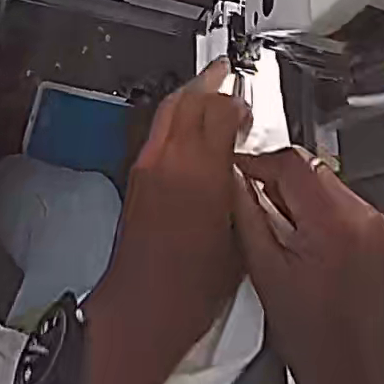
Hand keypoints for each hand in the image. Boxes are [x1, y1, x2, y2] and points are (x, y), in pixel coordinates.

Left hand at [79, 62, 248, 383]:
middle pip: (191, 99)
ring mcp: (150, 163)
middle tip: (227, 74)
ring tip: (207, 86)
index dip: (237, 103)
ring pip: (170, 107)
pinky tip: (187, 120)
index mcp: (201, 171)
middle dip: (211, 83)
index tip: (247, 106)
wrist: (142, 309)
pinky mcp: (137, 173)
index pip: (220, 112)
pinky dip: (176, 113)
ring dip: (191, 93)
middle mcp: (171, 159)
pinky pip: (159, 126)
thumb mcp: (238, 237)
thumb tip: (246, 164)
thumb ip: (243, 190)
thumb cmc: (189, 287)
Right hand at [232, 149, 383, 383]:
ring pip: (325, 181)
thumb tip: (234, 180)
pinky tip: (304, 240)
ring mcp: (377, 223)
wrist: (360, 378)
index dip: (258, 161)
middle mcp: (362, 215)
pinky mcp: (381, 232)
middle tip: (253, 199)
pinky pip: (342, 201)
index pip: (291, 163)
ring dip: (298, 193)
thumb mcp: (266, 274)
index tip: (237, 167)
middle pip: (310, 167)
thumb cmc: (316, 343)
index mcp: (334, 223)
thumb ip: (247, 217)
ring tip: (280, 229)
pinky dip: (318, 209)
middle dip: (277, 177)